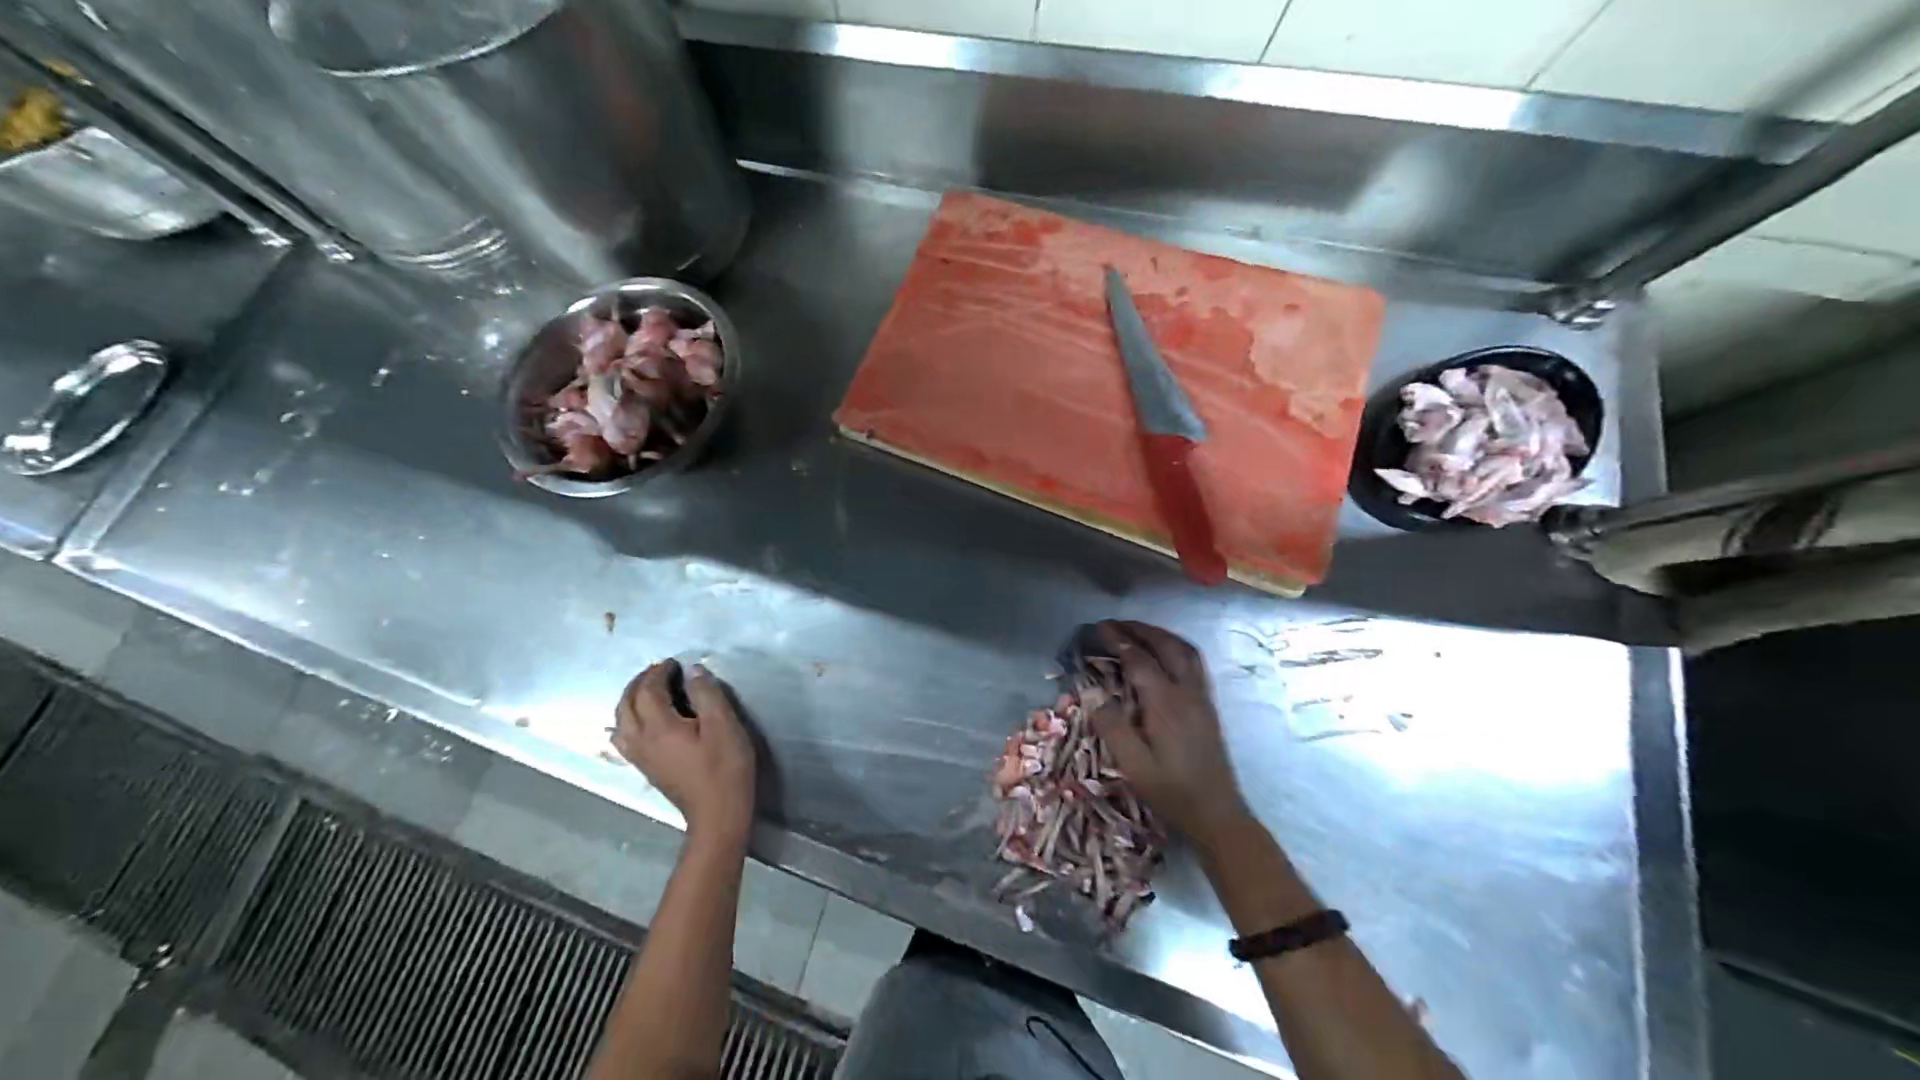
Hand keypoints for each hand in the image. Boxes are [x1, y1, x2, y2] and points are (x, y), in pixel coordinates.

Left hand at [612, 659, 755, 842]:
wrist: (717, 814)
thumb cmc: (725, 768)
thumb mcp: (724, 725)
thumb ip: (707, 694)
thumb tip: (693, 671)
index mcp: (659, 727)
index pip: (648, 690)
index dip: (659, 672)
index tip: (675, 662)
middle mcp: (641, 740)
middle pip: (627, 704)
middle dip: (640, 682)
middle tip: (660, 670)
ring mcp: (640, 757)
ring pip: (621, 721)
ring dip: (631, 700)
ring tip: (650, 690)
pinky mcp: (646, 768)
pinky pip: (625, 736)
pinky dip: (630, 719)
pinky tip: (645, 719)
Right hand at [1089, 620, 1253, 849]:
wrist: (1217, 813)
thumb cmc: (1171, 791)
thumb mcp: (1133, 765)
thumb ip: (1112, 726)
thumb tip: (1092, 693)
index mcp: (1166, 703)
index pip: (1139, 659)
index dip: (1118, 640)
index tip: (1098, 628)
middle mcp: (1187, 692)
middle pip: (1166, 646)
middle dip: (1140, 629)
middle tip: (1115, 624)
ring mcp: (1201, 698)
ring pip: (1185, 651)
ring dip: (1160, 635)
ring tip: (1138, 632)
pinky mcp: (1208, 706)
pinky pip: (1194, 663)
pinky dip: (1176, 647)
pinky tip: (1165, 656)